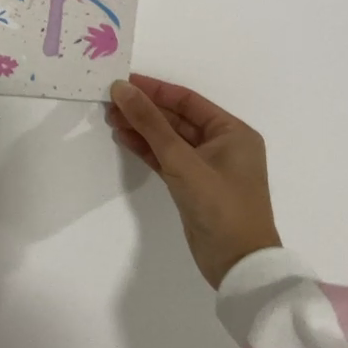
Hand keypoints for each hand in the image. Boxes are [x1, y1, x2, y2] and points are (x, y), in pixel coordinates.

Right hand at [106, 74, 282, 288]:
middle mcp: (222, 145)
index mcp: (232, 133)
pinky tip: (123, 138)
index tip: (121, 82)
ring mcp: (207, 166)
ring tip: (110, 120)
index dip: (153, 89)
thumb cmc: (219, 205)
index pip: (186, 100)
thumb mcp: (181, 159)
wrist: (238, 265)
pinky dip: (145, 147)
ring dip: (141, 128)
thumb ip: (150, 122)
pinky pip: (165, 156)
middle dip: (143, 110)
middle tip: (109, 103)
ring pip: (167, 137)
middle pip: (175, 118)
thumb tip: (121, 87)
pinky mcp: (193, 184)